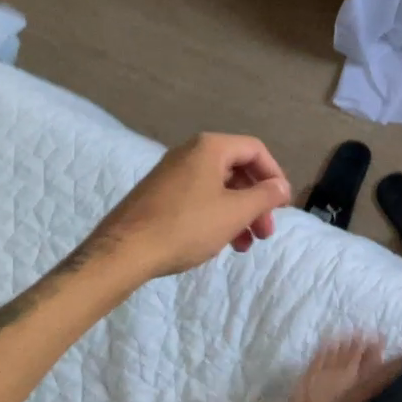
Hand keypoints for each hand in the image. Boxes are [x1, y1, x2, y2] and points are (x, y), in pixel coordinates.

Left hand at [84, 133, 291, 281]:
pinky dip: (215, 215)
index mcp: (210, 147)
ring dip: (237, 213)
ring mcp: (170, 173)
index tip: (281, 205)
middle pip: (237, 170)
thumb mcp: (235, 213)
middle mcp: (190, 152)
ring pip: (217, 188)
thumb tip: (282, 186)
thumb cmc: (185, 227)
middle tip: (264, 232)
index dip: (274, 176)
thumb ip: (265, 196)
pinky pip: (197, 197)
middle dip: (256, 202)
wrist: (119, 254)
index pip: (256, 151)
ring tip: (243, 245)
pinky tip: (217, 242)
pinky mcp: (156, 195)